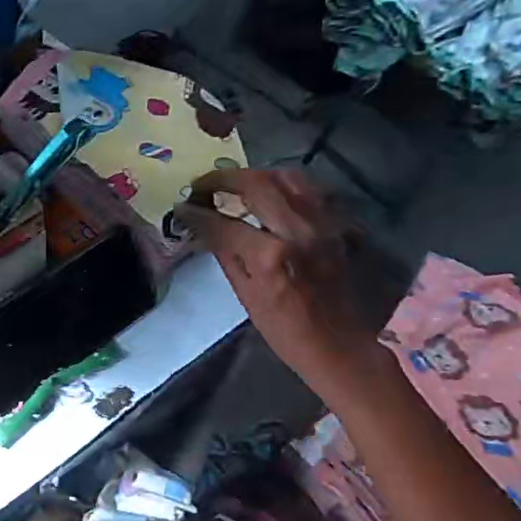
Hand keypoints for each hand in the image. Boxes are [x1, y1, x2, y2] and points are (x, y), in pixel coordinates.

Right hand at [175, 169, 383, 396]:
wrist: (339, 345)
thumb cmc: (285, 329)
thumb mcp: (245, 293)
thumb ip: (226, 252)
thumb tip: (202, 225)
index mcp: (270, 255)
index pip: (223, 222)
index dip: (197, 212)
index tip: (182, 208)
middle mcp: (298, 231)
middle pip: (257, 184)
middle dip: (223, 180)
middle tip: (202, 185)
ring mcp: (321, 224)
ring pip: (287, 177)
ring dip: (255, 175)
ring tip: (235, 184)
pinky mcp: (335, 225)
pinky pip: (307, 190)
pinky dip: (283, 185)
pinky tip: (269, 194)